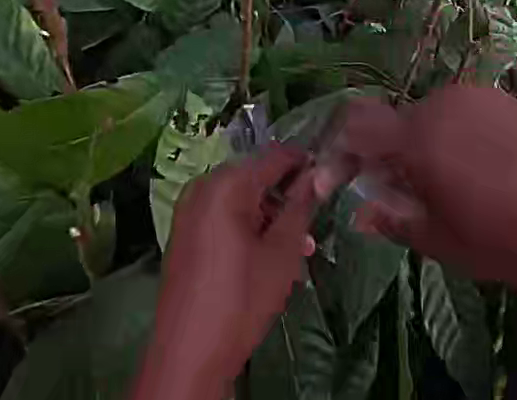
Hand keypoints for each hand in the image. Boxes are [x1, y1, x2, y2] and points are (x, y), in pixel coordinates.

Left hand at [131, 145, 327, 399]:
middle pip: (257, 177)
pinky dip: (249, 227)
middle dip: (287, 197)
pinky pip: (225, 215)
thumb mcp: (282, 251)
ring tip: (300, 248)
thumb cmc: (240, 299)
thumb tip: (318, 172)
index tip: (330, 176)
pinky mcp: (186, 233)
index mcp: (226, 183)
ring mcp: (190, 210)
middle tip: (314, 223)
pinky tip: (271, 255)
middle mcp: (204, 186)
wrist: (187, 358)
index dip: (305, 163)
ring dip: (272, 217)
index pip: (276, 156)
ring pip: (243, 199)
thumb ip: (301, 205)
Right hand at [337, 86, 516, 290]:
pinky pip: (453, 114)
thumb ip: (396, 219)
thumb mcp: (449, 243)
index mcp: (420, 138)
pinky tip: (474, 173)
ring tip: (442, 192)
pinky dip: (446, 139)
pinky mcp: (497, 97)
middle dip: (382, 158)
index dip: (336, 151)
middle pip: (390, 122)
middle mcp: (439, 103)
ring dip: (417, 150)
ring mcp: (471, 95)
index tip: (337, 184)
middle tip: (397, 200)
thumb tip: (360, 207)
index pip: (354, 123)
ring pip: (423, 119)